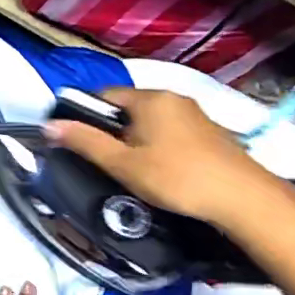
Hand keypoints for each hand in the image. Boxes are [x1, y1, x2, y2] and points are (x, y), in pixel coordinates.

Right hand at [44, 88, 276, 226]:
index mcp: (150, 98)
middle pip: (128, 108)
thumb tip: (49, 125)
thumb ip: (85, 142)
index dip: (87, 117)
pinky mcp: (211, 131)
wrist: (244, 199)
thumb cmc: (177, 178)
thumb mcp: (123, 164)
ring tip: (134, 170)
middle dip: (114, 131)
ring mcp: (196, 113)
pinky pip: (171, 130)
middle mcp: (173, 97)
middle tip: (109, 162)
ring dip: (137, 139)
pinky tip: (163, 171)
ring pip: (151, 120)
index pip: (104, 95)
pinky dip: (160, 144)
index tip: (83, 143)